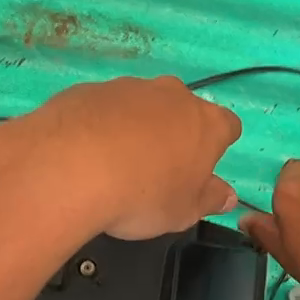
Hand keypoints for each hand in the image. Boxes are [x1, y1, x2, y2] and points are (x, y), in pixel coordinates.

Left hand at [0, 77, 242, 238]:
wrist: (72, 165)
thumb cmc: (143, 194)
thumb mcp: (183, 212)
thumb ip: (208, 200)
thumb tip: (226, 195)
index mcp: (206, 123)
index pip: (227, 126)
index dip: (216, 147)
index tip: (200, 170)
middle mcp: (172, 95)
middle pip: (183, 110)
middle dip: (174, 133)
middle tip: (156, 170)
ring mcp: (129, 87)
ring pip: (141, 105)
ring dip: (135, 128)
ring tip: (114, 165)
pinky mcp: (89, 89)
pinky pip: (104, 108)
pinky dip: (100, 126)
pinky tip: (85, 154)